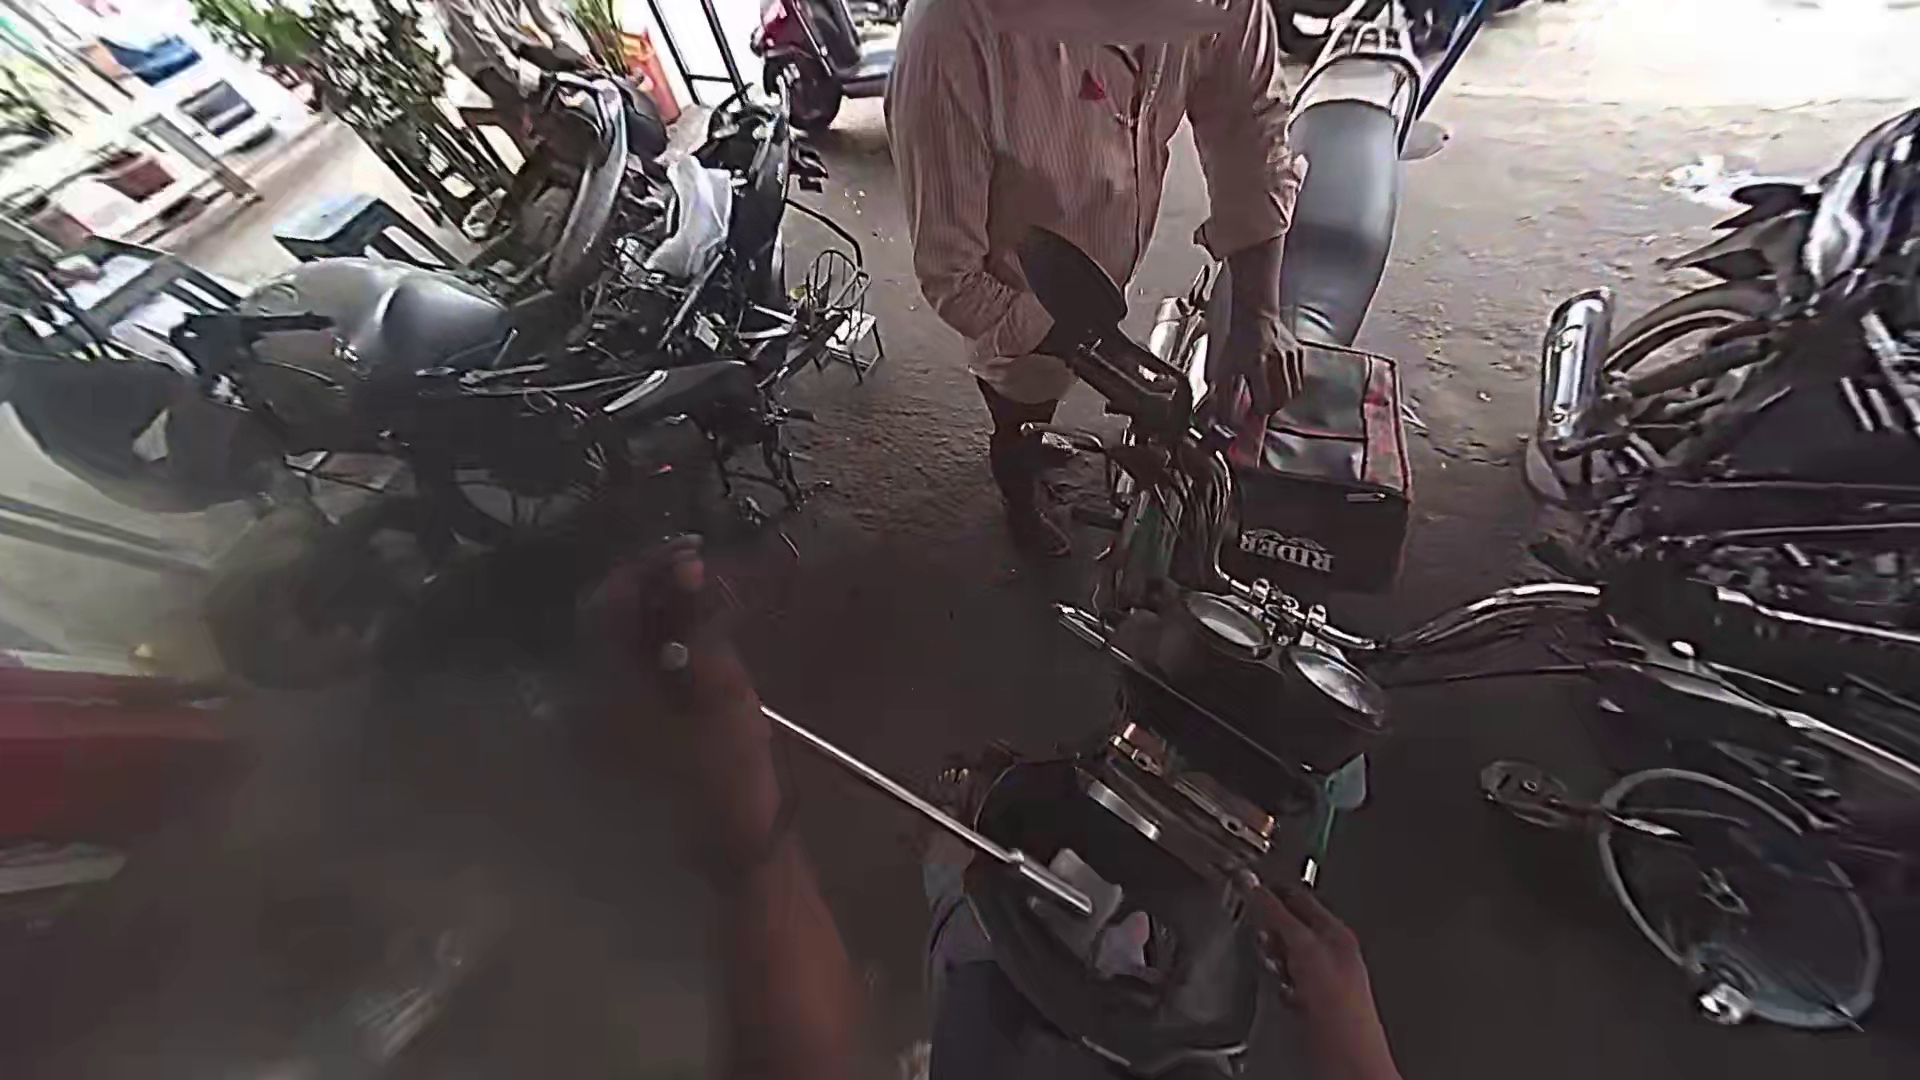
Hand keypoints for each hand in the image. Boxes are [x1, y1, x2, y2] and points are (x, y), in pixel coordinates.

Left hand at [582, 538, 780, 873]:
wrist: (734, 837)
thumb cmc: (730, 764)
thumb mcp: (719, 686)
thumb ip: (697, 622)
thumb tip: (686, 564)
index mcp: (607, 687)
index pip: (611, 604)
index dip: (647, 568)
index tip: (691, 548)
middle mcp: (591, 696)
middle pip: (609, 618)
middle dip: (651, 583)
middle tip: (698, 564)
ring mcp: (605, 715)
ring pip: (621, 640)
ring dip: (657, 607)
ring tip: (700, 588)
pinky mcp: (625, 725)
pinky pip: (633, 664)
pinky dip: (660, 637)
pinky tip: (692, 630)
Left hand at [1222, 304, 1305, 419]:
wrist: (1255, 319)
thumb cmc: (1237, 346)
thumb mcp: (1224, 370)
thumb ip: (1224, 397)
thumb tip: (1227, 419)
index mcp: (1257, 365)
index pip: (1266, 401)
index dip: (1259, 411)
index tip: (1253, 412)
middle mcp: (1277, 360)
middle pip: (1282, 399)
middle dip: (1271, 407)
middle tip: (1261, 406)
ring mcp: (1291, 356)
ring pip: (1293, 392)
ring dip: (1282, 399)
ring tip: (1269, 396)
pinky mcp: (1299, 353)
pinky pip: (1299, 380)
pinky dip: (1290, 387)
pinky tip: (1278, 385)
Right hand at [1239, 874, 1401, 1079]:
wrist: (1349, 1066)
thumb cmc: (1340, 1011)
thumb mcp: (1302, 947)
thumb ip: (1275, 913)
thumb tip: (1252, 884)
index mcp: (1335, 932)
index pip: (1295, 895)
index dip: (1269, 888)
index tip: (1244, 883)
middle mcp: (1331, 952)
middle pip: (1287, 922)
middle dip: (1268, 926)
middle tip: (1261, 932)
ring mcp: (1322, 977)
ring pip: (1284, 949)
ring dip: (1272, 953)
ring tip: (1274, 964)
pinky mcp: (1311, 1000)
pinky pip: (1284, 975)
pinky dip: (1276, 977)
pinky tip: (1280, 986)